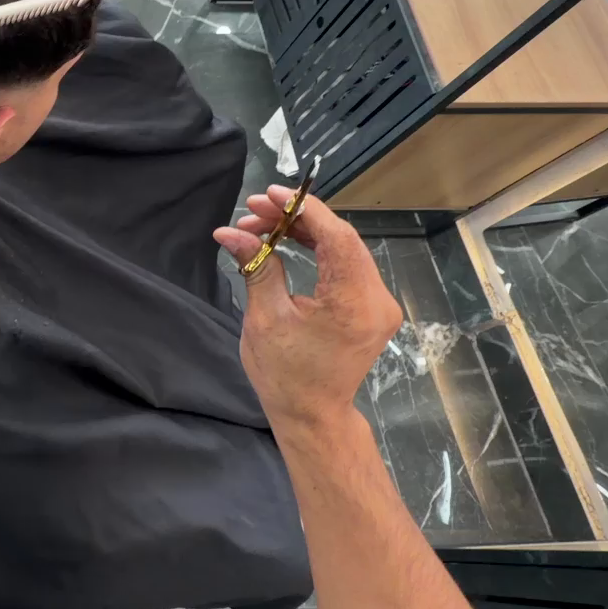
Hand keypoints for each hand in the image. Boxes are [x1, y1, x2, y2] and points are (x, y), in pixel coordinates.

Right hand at [213, 187, 403, 431]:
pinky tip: (285, 240)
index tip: (269, 195)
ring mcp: (377, 303)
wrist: (312, 413)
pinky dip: (315, 248)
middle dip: (296, 217)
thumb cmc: (284, 372)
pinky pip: (345, 265)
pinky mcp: (369, 307)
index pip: (337, 238)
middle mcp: (376, 299)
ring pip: (343, 249)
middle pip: (341, 239)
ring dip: (303, 231)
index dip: (304, 209)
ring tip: (260, 224)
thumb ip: (256, 268)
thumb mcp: (264, 318)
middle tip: (252, 210)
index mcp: (352, 303)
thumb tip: (230, 233)